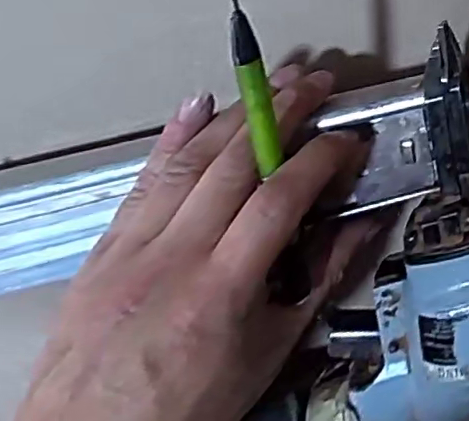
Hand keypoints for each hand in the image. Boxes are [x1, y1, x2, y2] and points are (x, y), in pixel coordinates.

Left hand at [17, 65, 377, 420]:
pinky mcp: (104, 249)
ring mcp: (132, 250)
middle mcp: (174, 259)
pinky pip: (143, 179)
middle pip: (237, 161)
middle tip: (317, 82)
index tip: (349, 141)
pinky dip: (173, 136)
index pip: (281, 197)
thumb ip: (322, 277)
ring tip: (275, 81)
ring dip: (240, 110)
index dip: (322, 157)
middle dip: (284, 110)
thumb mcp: (270, 350)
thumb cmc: (185, 407)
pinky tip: (196, 103)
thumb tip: (364, 224)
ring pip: (193, 159)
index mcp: (220, 290)